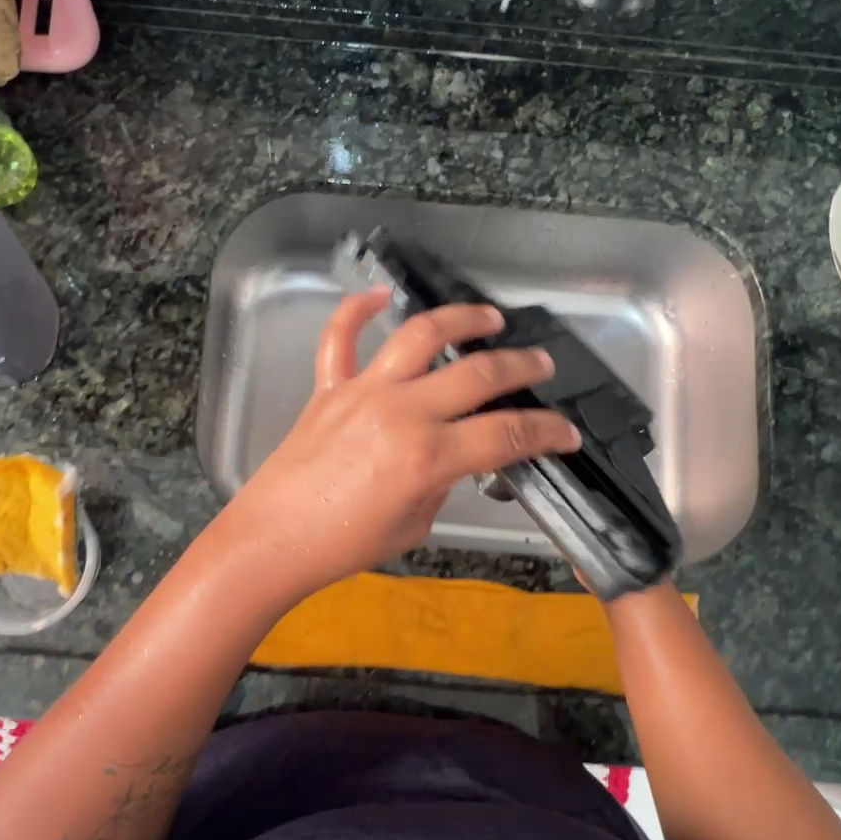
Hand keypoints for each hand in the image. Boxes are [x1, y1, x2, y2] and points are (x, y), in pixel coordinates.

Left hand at [217, 288, 581, 595]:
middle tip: (542, 366)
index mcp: (428, 456)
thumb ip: (441, 482)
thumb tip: (453, 455)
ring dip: (462, 319)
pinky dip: (357, 310)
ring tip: (490, 317)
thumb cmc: (345, 544)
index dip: (546, 433)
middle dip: (523, 367)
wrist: (273, 539)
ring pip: (420, 335)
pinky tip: (379, 295)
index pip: (506, 435)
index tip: (566, 432)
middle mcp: (401, 412)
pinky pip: (339, 337)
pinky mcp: (328, 387)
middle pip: (478, 375)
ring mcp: (362, 392)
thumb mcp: (413, 524)